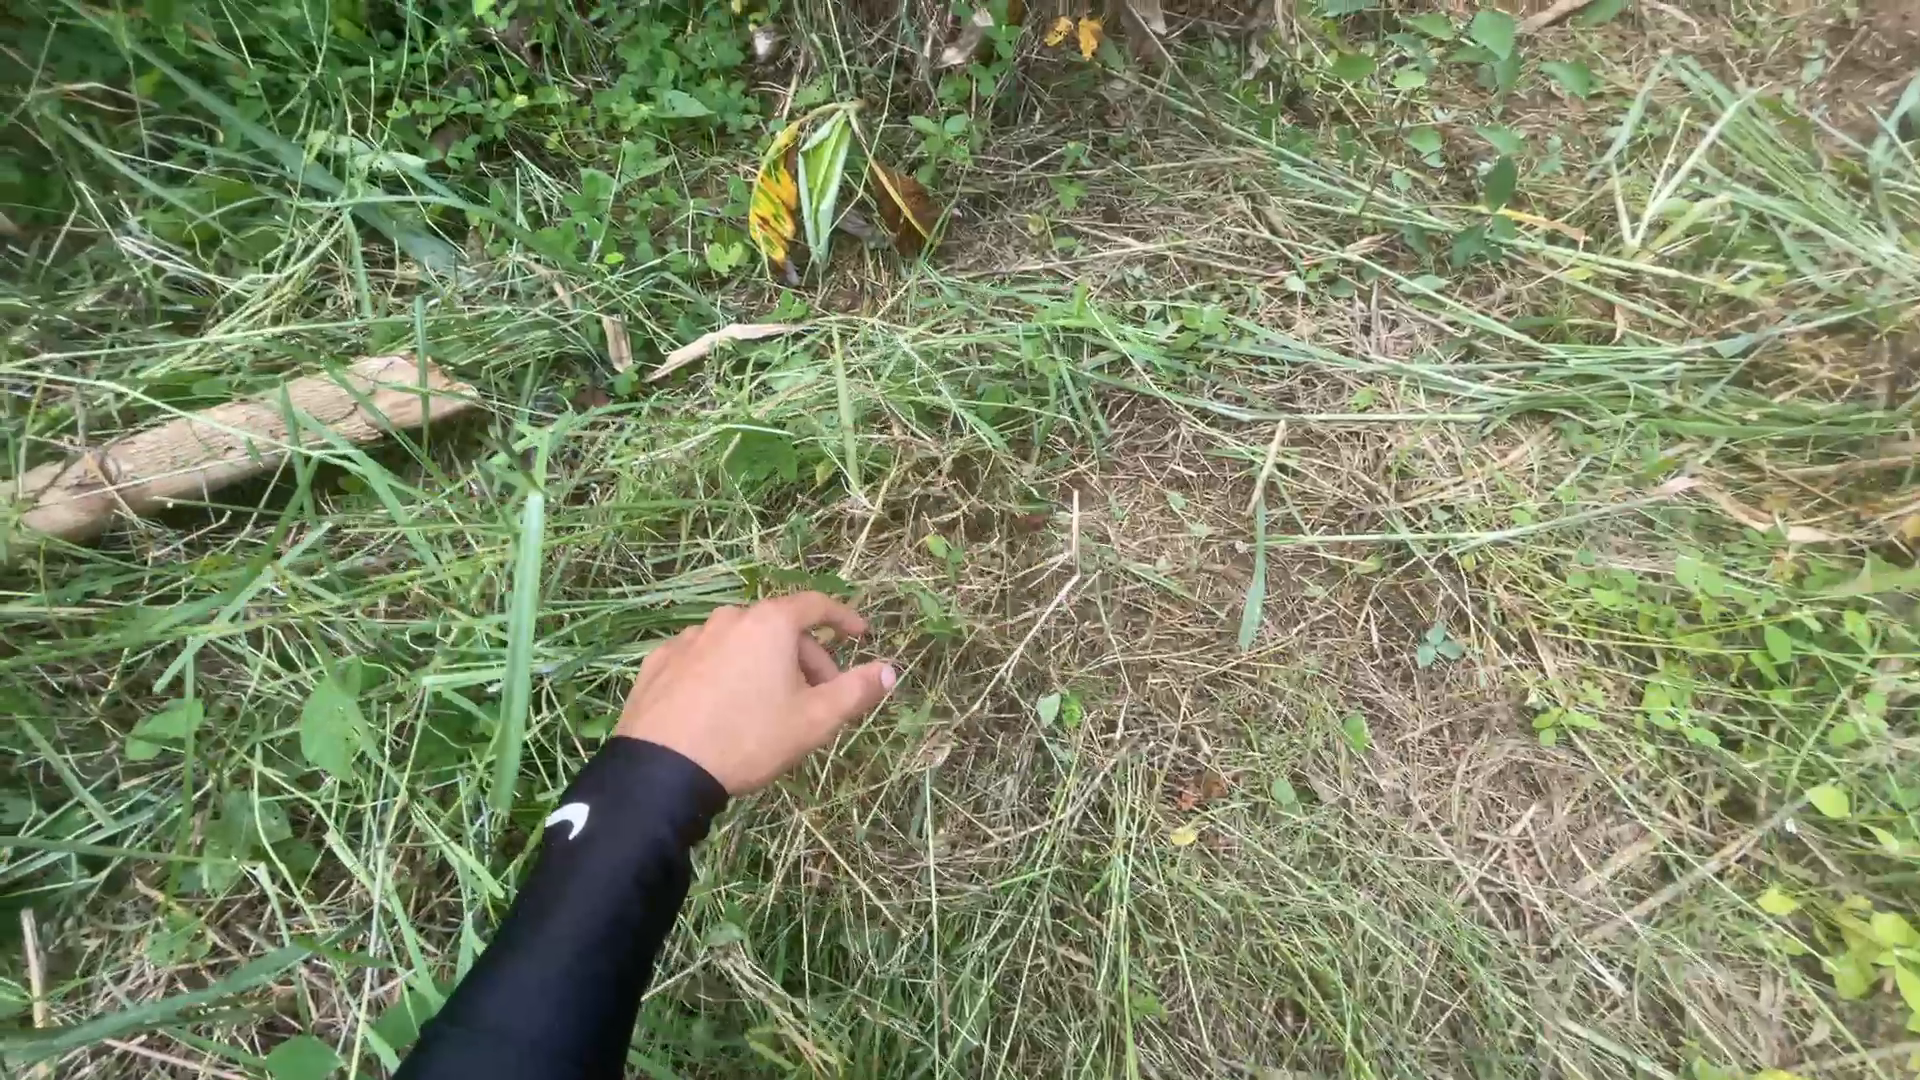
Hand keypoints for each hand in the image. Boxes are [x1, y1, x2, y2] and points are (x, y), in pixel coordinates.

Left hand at [615, 593, 896, 793]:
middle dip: (807, 657)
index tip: (862, 635)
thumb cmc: (749, 738)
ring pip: (742, 643)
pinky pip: (705, 658)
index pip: (817, 605)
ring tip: (770, 704)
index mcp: (770, 623)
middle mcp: (729, 618)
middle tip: (820, 696)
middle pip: (780, 628)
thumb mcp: (815, 720)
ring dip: (765, 664)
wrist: (661, 772)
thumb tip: (891, 670)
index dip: (844, 619)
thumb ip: (857, 690)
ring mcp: (689, 639)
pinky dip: (725, 672)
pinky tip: (724, 705)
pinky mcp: (659, 663)